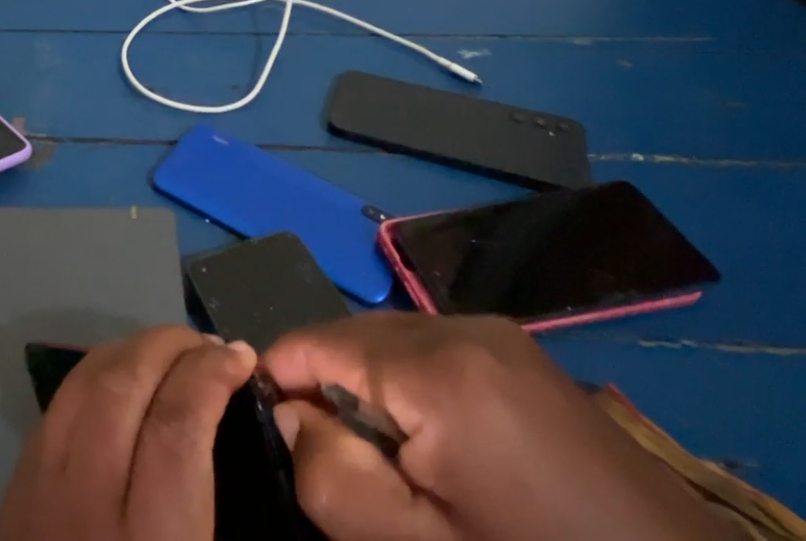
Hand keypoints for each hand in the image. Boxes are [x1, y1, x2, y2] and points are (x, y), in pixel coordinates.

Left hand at [0, 326, 255, 540]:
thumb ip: (218, 513)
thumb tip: (250, 438)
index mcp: (148, 539)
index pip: (177, 426)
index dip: (211, 377)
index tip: (242, 359)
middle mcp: (85, 500)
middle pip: (123, 388)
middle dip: (170, 347)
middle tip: (209, 346)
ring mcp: (40, 487)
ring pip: (82, 385)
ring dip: (131, 350)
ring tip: (171, 350)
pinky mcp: (14, 486)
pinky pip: (56, 405)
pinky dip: (95, 374)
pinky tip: (122, 376)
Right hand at [262, 314, 729, 540]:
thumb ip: (332, 478)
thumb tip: (290, 415)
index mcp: (437, 367)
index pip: (312, 342)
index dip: (280, 386)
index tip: (281, 444)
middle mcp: (466, 327)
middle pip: (351, 338)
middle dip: (326, 392)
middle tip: (345, 471)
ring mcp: (503, 337)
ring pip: (391, 345)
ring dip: (369, 394)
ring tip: (393, 468)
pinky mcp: (525, 357)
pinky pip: (434, 355)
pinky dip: (412, 391)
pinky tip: (441, 454)